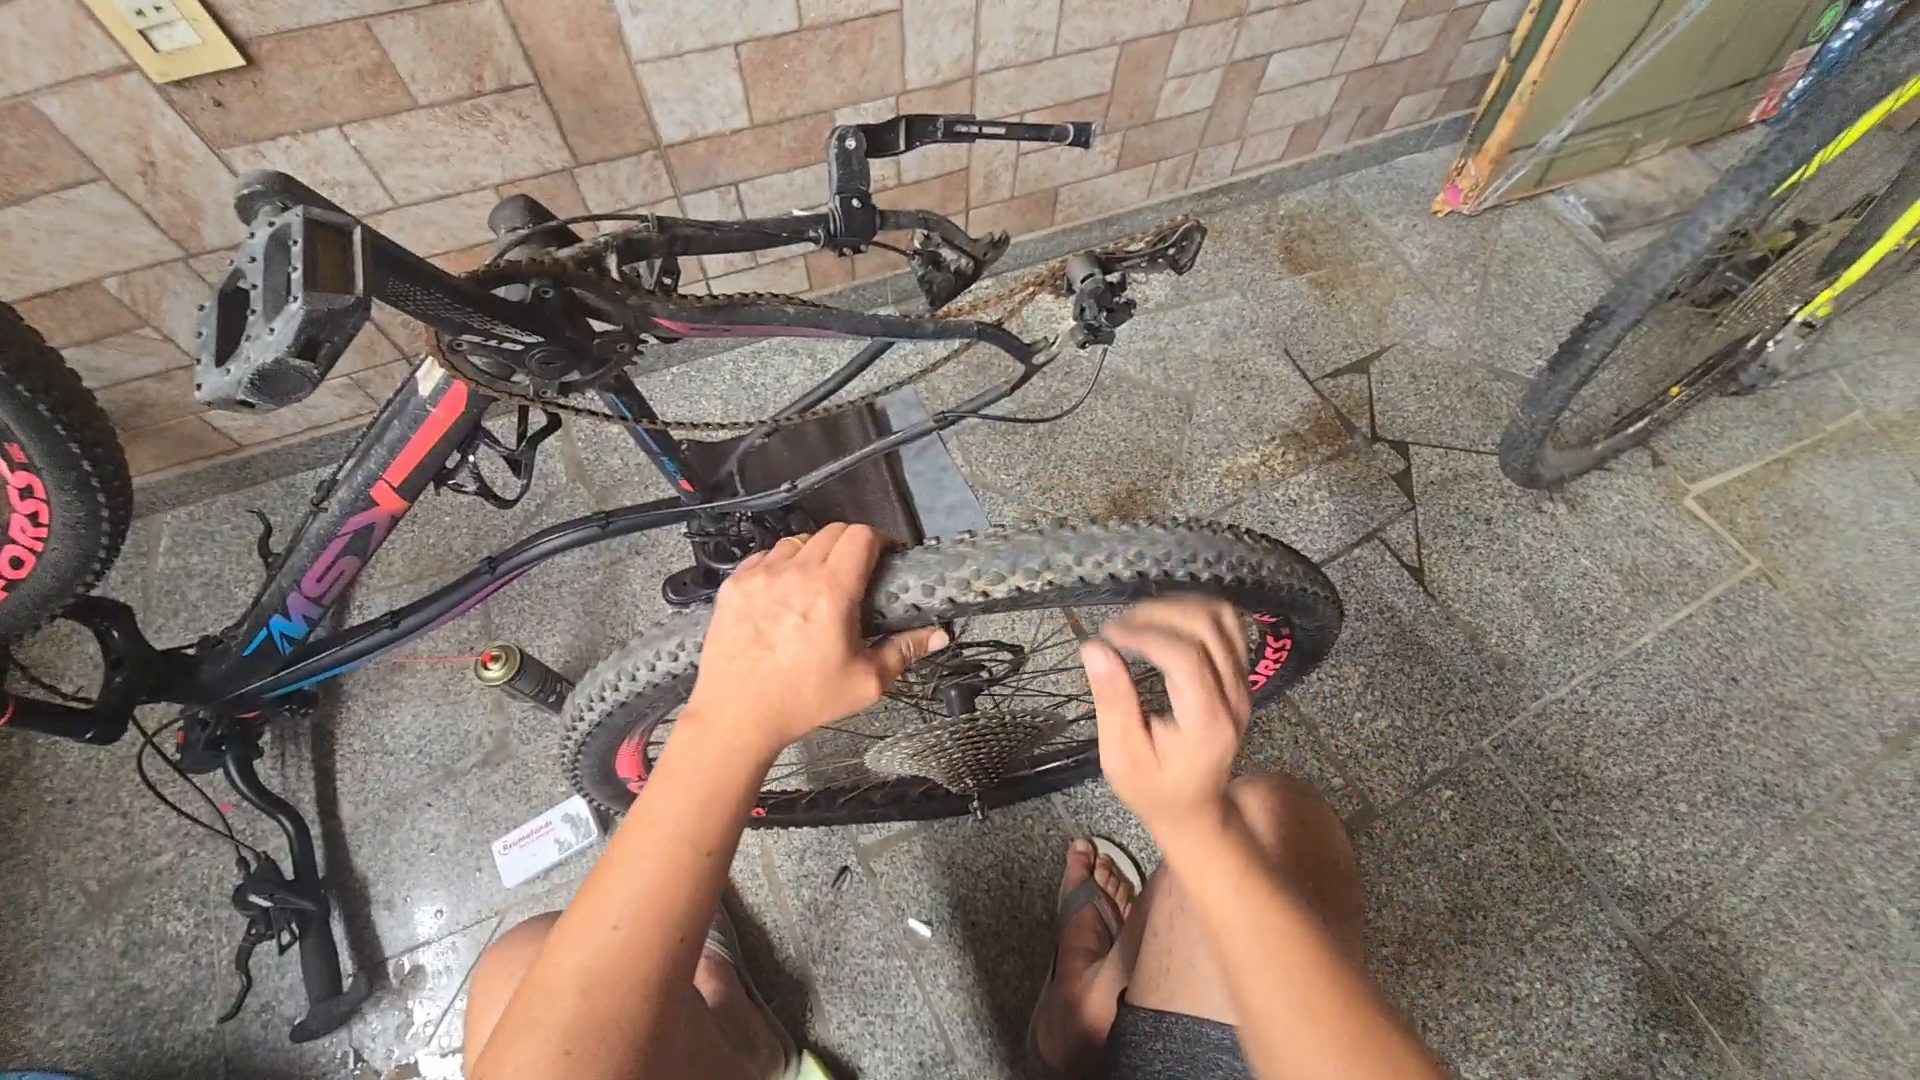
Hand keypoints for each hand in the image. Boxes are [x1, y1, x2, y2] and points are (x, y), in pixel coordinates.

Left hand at [683, 523, 948, 755]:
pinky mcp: (734, 584)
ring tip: (821, 580)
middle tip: (860, 570)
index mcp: (832, 590)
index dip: (880, 539)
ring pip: (797, 541)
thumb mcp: (866, 682)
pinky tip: (786, 591)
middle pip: (832, 531)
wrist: (736, 716)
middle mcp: (795, 572)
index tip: (887, 556)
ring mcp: (760, 575)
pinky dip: (782, 564)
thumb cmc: (804, 701)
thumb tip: (939, 635)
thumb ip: (905, 650)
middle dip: (852, 543)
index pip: (862, 535)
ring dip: (816, 552)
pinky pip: (765, 557)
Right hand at [1082, 597, 1251, 839]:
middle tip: (1118, 628)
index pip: (1186, 657)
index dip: (1144, 635)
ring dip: (1176, 606)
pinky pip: (1227, 624)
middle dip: (1157, 615)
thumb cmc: (1154, 788)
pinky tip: (1162, 621)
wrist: (1196, 807)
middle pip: (1208, 627)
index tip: (1106, 636)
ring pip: (1222, 617)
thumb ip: (1112, 702)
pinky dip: (1193, 610)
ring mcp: (1243, 683)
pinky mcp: (1240, 674)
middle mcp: (1235, 697)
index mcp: (1208, 723)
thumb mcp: (1121, 757)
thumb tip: (1094, 647)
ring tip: (1137, 620)